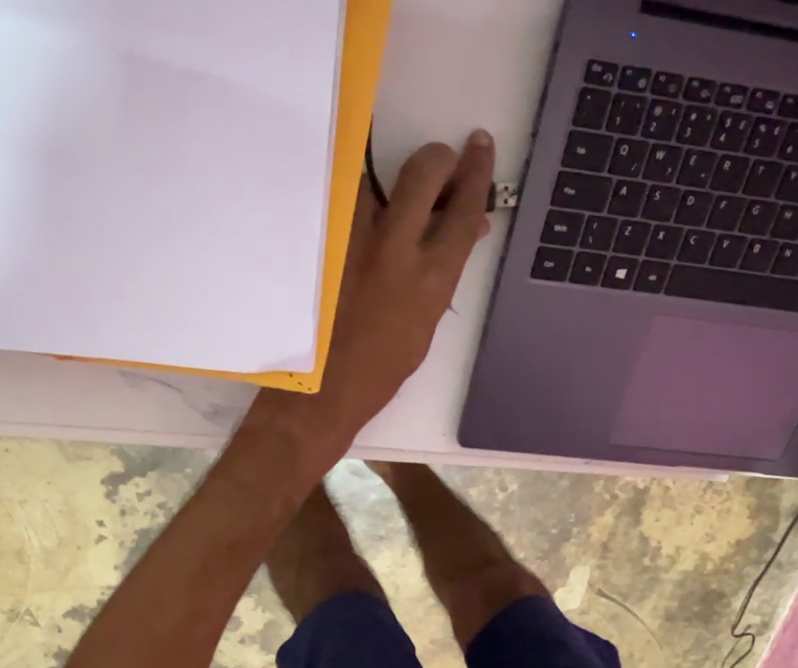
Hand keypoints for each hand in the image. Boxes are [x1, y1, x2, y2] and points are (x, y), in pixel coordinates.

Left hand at [255, 132, 495, 447]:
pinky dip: (349, 199)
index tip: (479, 146)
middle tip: (437, 169)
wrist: (321, 391)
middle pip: (425, 170)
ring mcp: (350, 241)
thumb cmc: (381, 366)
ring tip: (384, 199)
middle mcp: (393, 248)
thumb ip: (445, 269)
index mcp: (432, 276)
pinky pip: (336, 199)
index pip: (464, 205)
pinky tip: (349, 212)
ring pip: (373, 175)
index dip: (478, 169)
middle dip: (437, 160)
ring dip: (386, 180)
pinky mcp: (318, 243)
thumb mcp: (426, 320)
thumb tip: (468, 229)